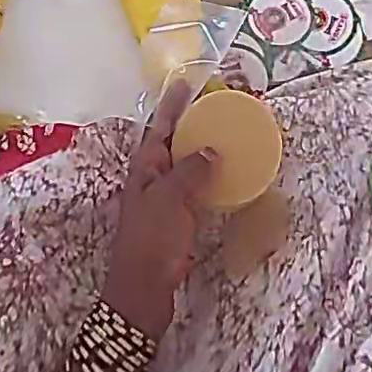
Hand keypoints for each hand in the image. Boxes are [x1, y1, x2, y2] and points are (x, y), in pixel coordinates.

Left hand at [102, 98, 215, 336]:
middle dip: (189, 121)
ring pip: (185, 163)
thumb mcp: (169, 199)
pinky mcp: (178, 216)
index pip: (160, 127)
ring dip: (201, 146)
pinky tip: (227, 173)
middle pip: (173, 141)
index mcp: (145, 168)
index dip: (173, 105)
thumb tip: (211, 150)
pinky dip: (210, 174)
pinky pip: (196, 185)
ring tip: (224, 132)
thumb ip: (189, 171)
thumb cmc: (152, 240)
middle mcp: (153, 177)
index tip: (185, 82)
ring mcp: (165, 197)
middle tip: (214, 104)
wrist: (144, 290)